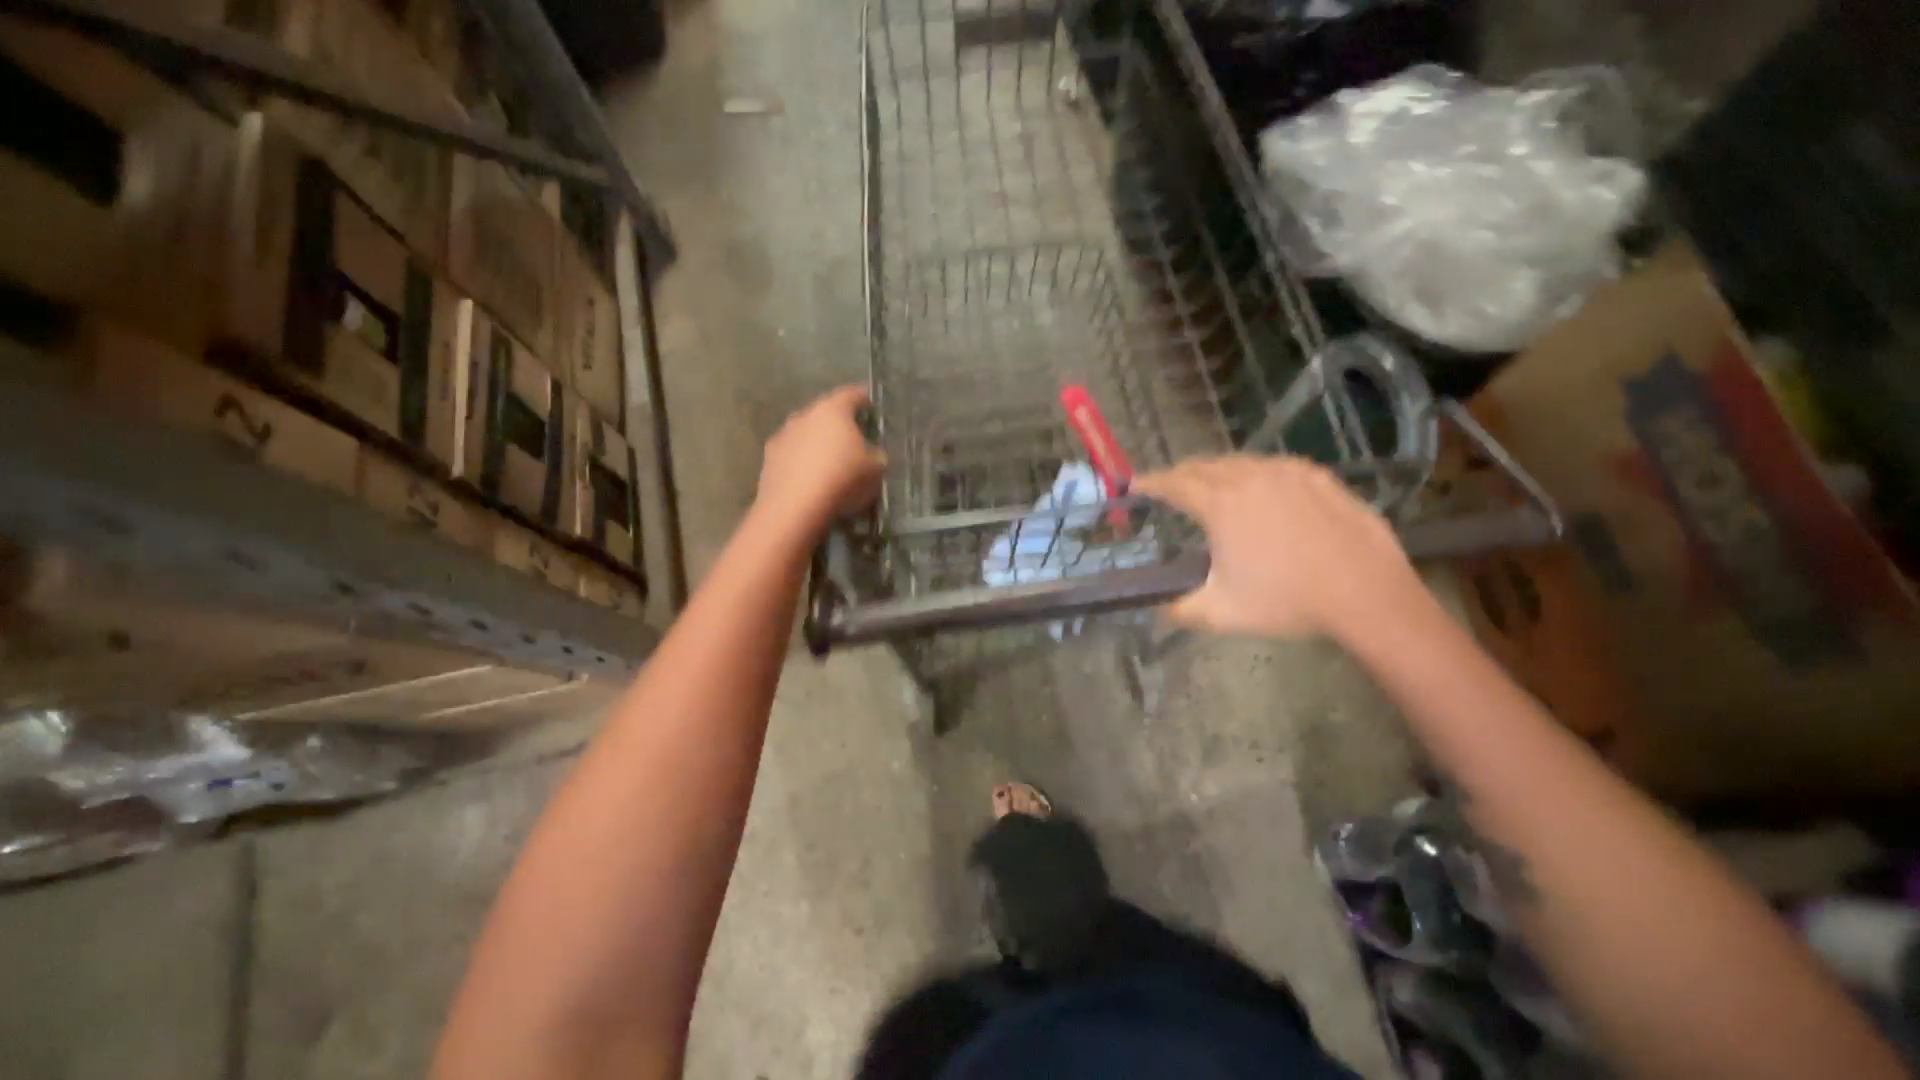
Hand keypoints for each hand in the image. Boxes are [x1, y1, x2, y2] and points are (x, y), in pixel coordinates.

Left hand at [753, 385, 884, 537]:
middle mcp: (804, 415)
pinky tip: (809, 479)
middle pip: (825, 413)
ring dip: (816, 442)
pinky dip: (801, 461)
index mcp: (833, 410)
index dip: (863, 398)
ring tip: (829, 461)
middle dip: (838, 423)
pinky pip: (791, 454)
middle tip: (851, 437)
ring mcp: (783, 436)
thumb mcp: (875, 470)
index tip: (870, 404)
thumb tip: (871, 454)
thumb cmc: (842, 480)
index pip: (852, 394)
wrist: (794, 508)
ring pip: (805, 433)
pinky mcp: (768, 459)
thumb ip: (876, 456)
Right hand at [1132, 455, 1427, 639]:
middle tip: (1171, 490)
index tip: (1135, 487)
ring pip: (1241, 463)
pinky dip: (1257, 475)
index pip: (1173, 483)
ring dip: (1219, 473)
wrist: (1365, 593)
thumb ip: (1180, 608)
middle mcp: (1250, 476)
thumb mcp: (1221, 613)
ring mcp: (1289, 472)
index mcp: (1219, 503)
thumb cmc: (1287, 601)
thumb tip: (1160, 606)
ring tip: (1215, 490)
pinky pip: (1276, 468)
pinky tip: (1265, 493)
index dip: (1150, 483)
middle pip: (1204, 466)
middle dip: (1182, 476)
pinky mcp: (1319, 477)